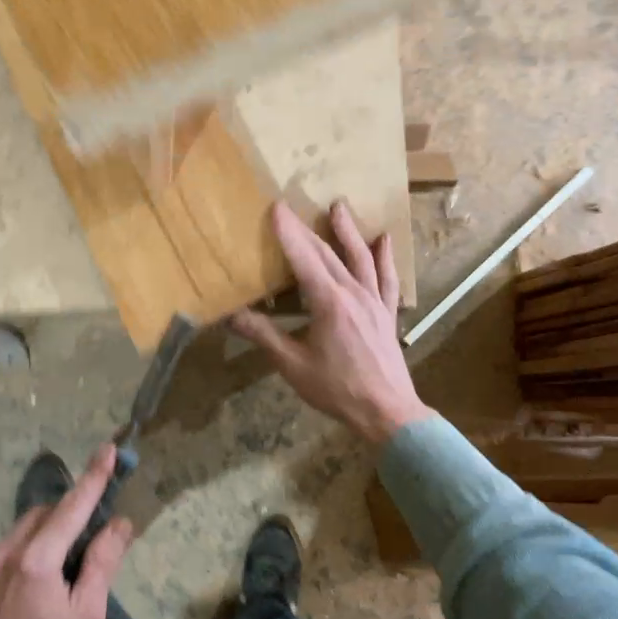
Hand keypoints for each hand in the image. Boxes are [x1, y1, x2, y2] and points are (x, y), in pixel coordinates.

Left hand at [0, 444, 134, 618]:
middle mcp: (5, 552)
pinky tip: (37, 589)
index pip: (72, 506)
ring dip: (47, 535)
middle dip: (69, 513)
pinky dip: (28, 554)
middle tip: (92, 536)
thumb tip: (121, 523)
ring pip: (23, 531)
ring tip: (65, 570)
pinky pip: (7, 552)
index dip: (94, 477)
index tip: (108, 449)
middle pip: (44, 513)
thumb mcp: (87, 615)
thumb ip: (103, 563)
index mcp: (37, 559)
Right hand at [230, 200, 433, 444]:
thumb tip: (230, 316)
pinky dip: (385, 257)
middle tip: (292, 208)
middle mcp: (353, 293)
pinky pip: (386, 278)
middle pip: (328, 254)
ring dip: (348, 231)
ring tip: (339, 207)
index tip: (277, 207)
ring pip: (360, 258)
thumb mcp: (293, 365)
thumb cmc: (337, 390)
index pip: (304, 259)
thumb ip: (264, 336)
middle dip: (307, 229)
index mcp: (329, 302)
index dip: (289, 232)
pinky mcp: (386, 313)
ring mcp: (374, 301)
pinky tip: (384, 240)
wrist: (387, 411)